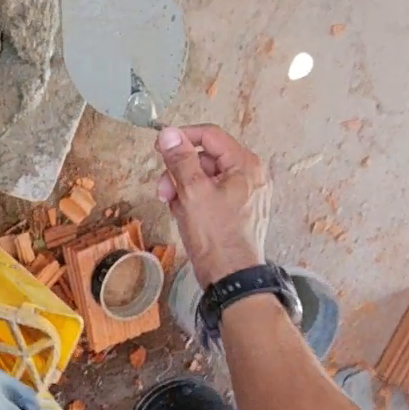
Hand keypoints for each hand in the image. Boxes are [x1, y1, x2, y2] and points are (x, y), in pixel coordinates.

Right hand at [155, 123, 270, 286]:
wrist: (230, 275)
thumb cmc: (216, 236)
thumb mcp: (192, 193)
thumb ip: (180, 161)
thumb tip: (168, 134)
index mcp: (245, 165)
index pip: (210, 135)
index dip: (182, 138)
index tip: (159, 148)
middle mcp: (249, 175)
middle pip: (205, 158)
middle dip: (179, 171)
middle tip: (163, 190)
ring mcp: (244, 193)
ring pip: (205, 177)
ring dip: (183, 188)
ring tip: (173, 206)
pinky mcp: (236, 210)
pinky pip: (209, 194)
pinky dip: (193, 200)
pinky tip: (183, 214)